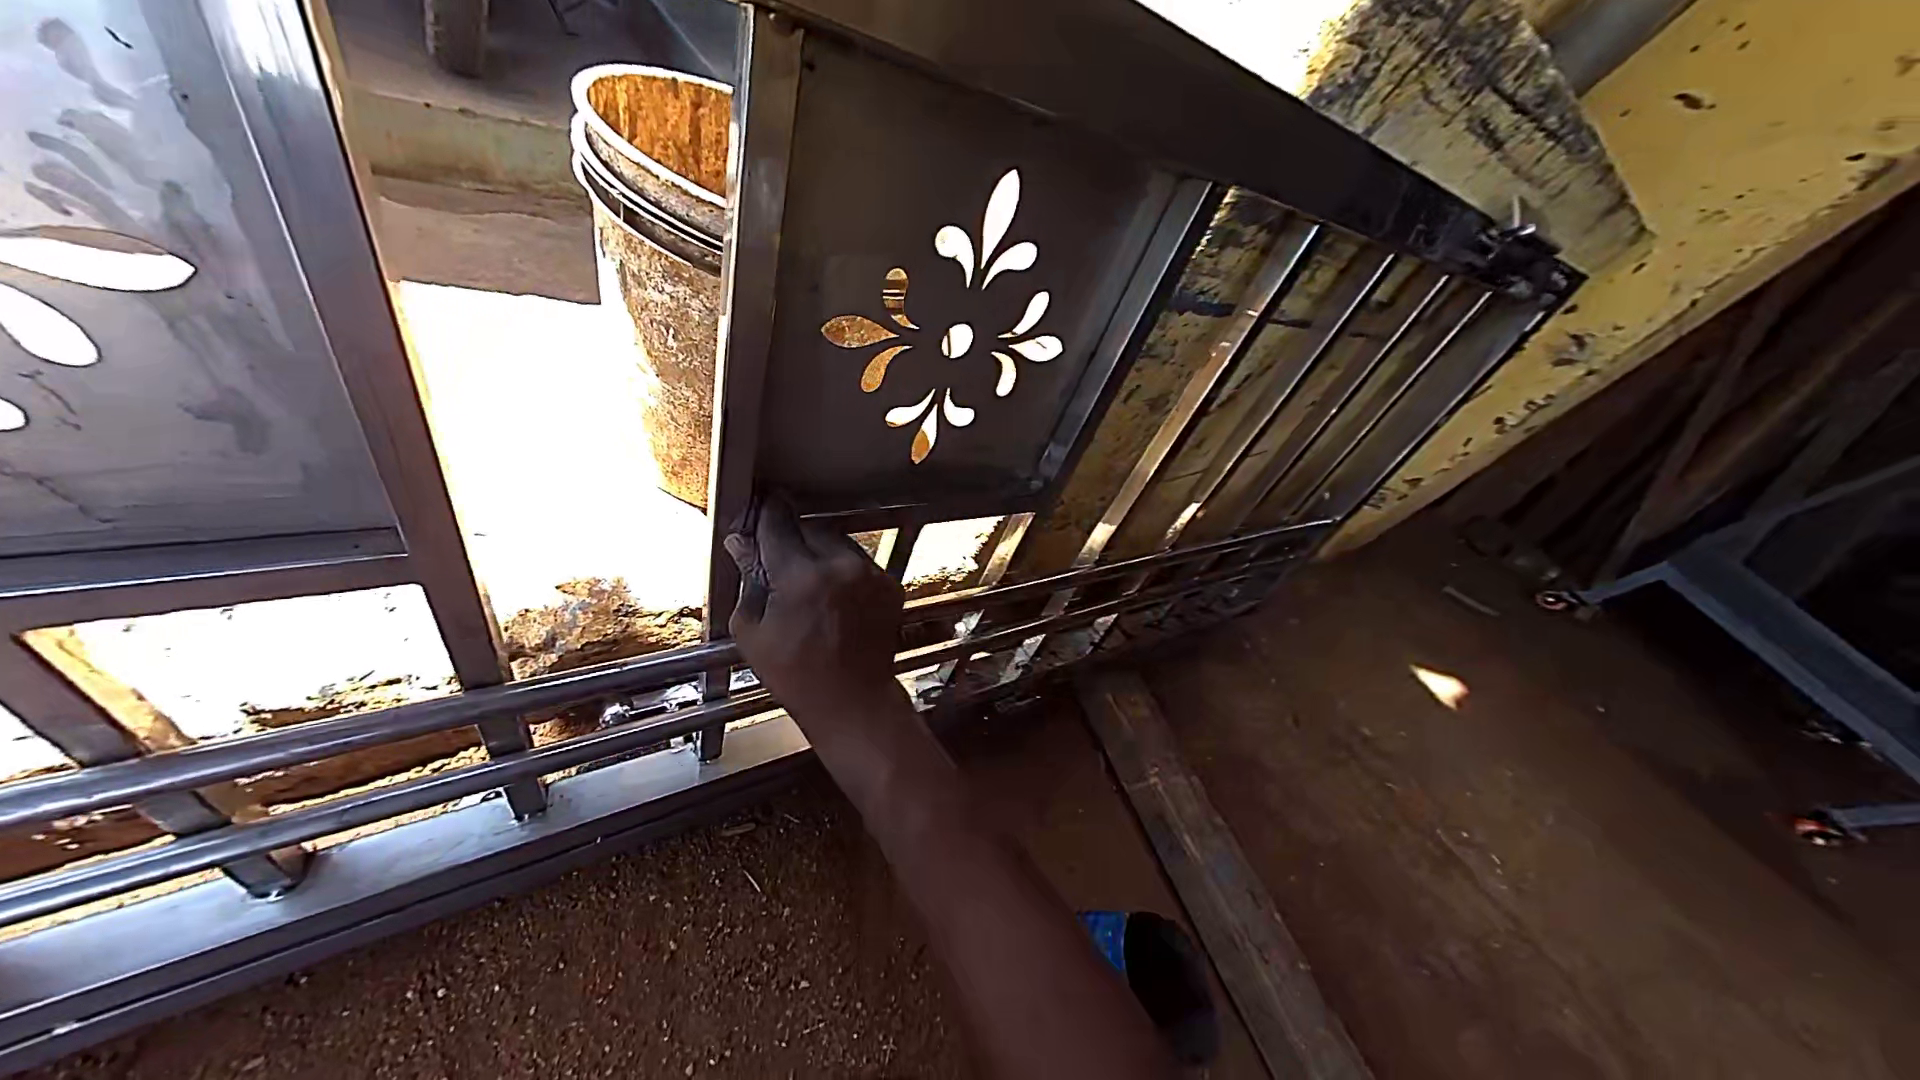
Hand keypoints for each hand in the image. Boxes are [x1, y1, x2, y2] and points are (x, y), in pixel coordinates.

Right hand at [722, 496, 905, 720]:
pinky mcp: (889, 584)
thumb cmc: (798, 675)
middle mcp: (842, 568)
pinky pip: (859, 561)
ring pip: (837, 542)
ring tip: (808, 588)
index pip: (778, 523)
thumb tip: (742, 543)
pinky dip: (843, 570)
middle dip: (791, 540)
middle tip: (780, 564)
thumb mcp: (753, 631)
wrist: (853, 700)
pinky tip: (832, 596)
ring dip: (819, 553)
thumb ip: (748, 579)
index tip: (760, 507)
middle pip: (809, 528)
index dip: (764, 514)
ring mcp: (871, 575)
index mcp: (803, 577)